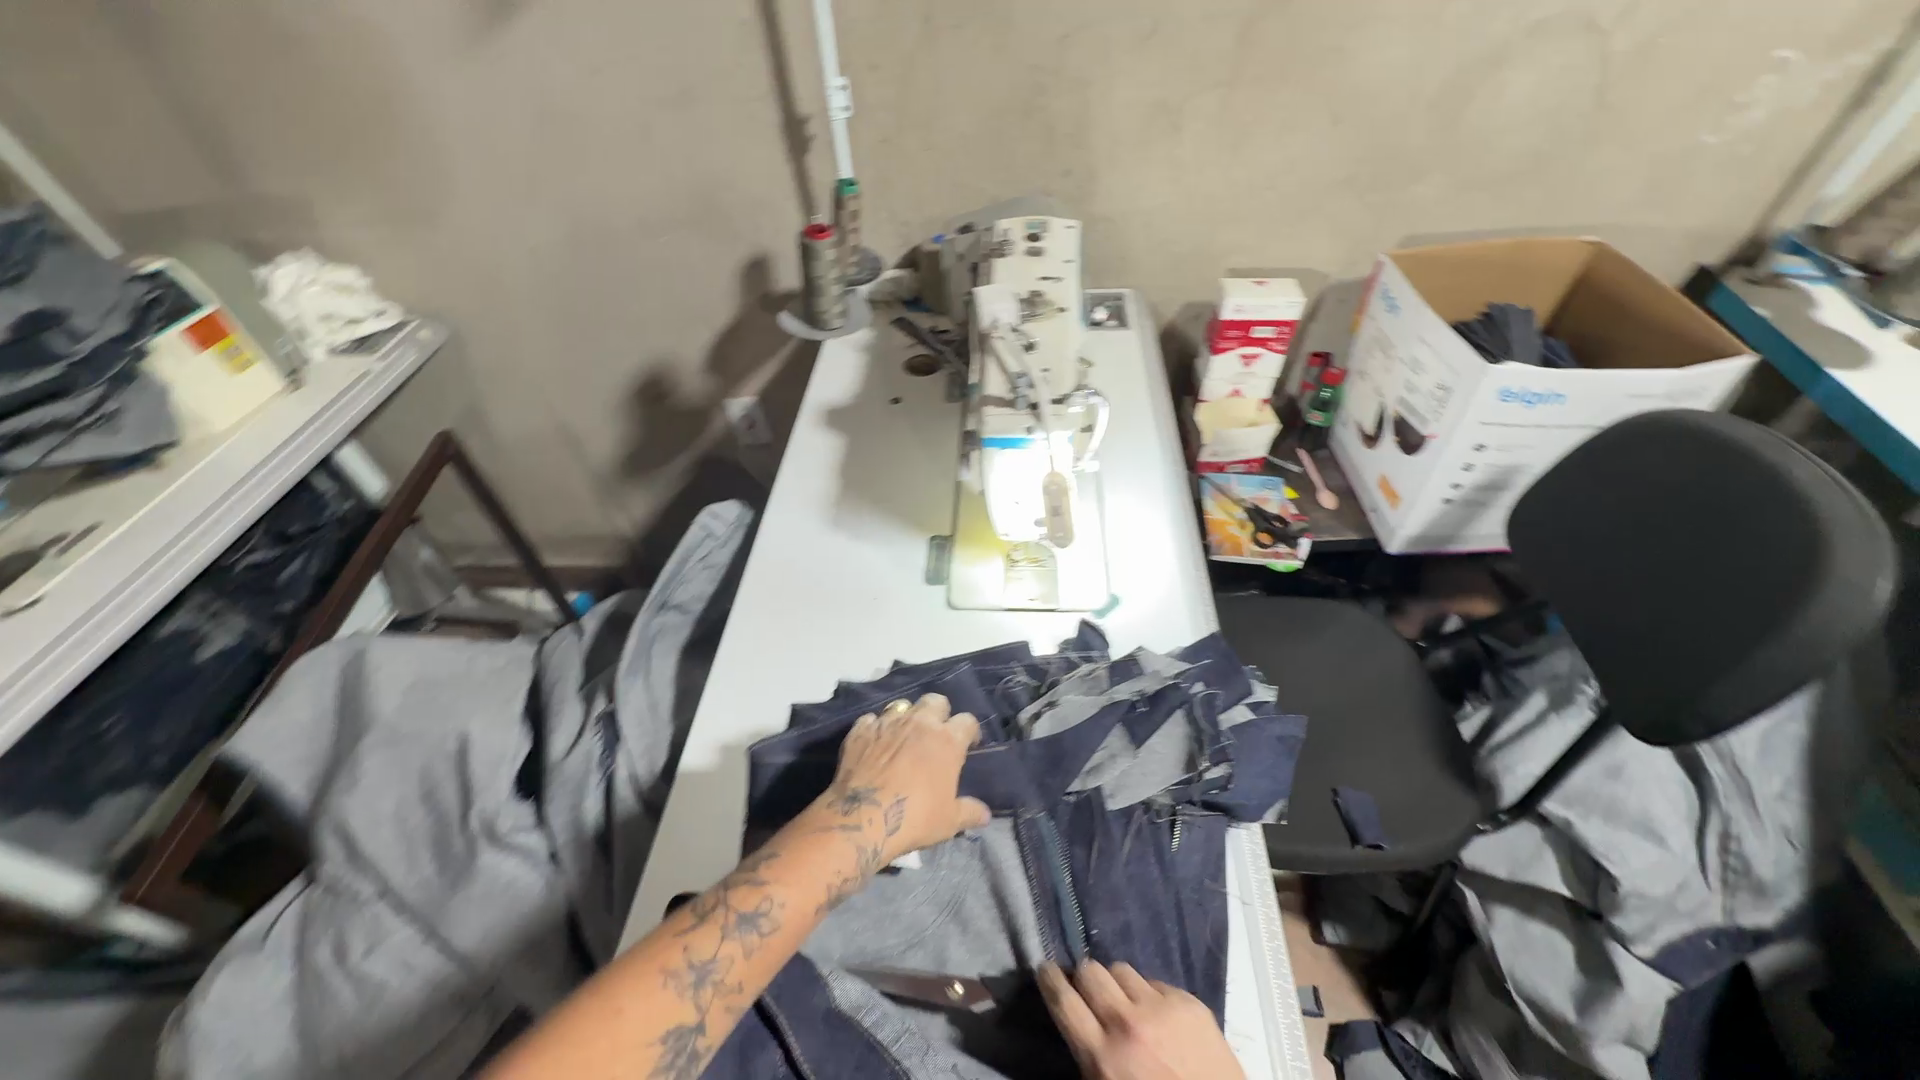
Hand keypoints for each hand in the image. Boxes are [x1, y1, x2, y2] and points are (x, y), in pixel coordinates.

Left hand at [812, 693, 990, 863]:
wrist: (862, 818)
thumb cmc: (914, 818)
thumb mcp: (949, 821)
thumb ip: (969, 812)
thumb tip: (985, 814)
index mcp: (947, 740)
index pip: (967, 721)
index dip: (970, 731)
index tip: (969, 744)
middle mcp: (919, 722)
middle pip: (935, 701)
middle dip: (939, 713)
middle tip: (936, 734)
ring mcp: (887, 723)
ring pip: (903, 705)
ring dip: (907, 717)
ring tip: (904, 736)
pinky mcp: (860, 730)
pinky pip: (871, 719)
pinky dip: (876, 728)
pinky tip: (875, 743)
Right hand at [1038, 962, 1244, 1079]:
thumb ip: (1086, 1059)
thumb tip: (1074, 1024)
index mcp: (1102, 1057)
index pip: (1064, 1000)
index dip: (1050, 979)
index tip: (1046, 970)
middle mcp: (1128, 1025)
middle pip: (1091, 972)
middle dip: (1083, 977)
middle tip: (1086, 989)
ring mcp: (1161, 1009)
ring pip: (1121, 969)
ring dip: (1116, 983)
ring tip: (1123, 1000)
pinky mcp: (1188, 1003)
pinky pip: (1154, 981)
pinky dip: (1148, 994)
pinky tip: (1156, 1014)